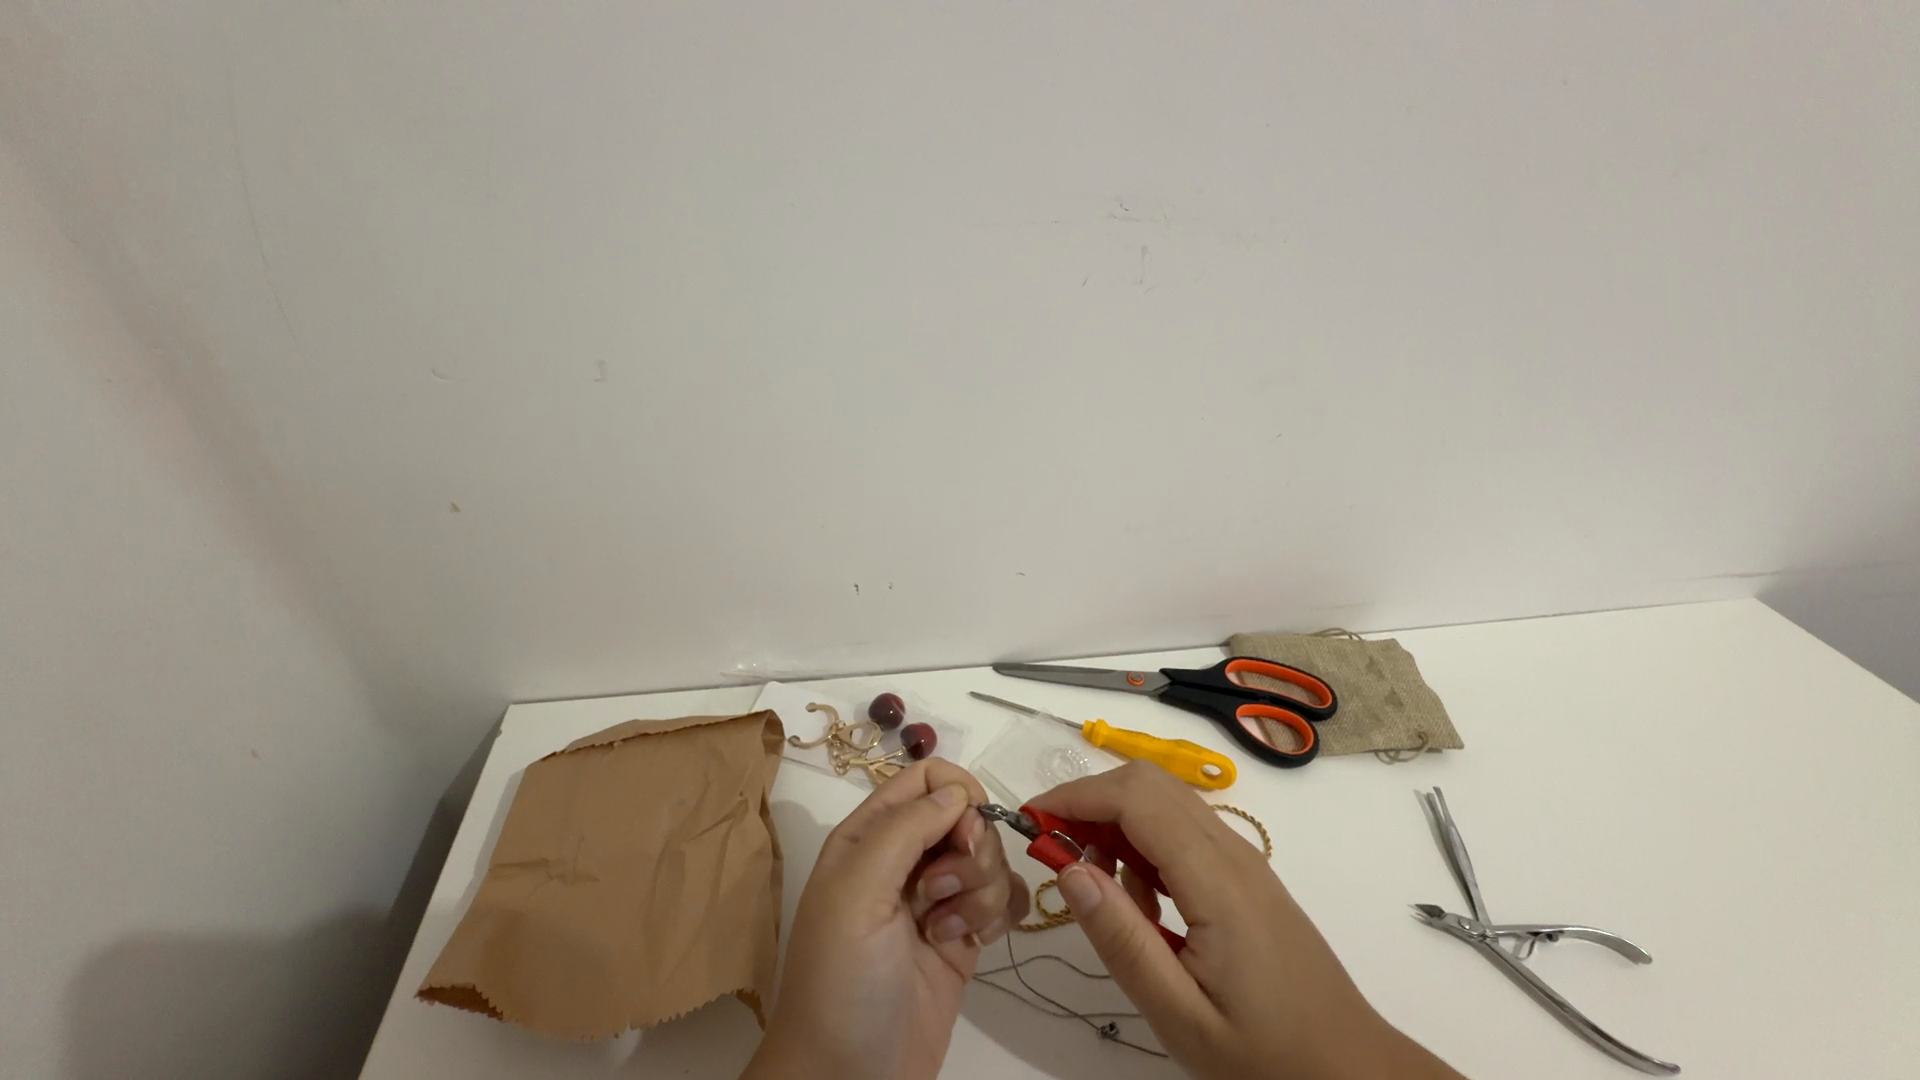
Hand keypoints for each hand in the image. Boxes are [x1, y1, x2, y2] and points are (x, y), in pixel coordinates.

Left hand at [742, 760, 1028, 1079]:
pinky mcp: (963, 935)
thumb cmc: (842, 978)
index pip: (924, 779)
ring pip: (988, 857)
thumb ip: (906, 829)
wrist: (849, 1079)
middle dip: (970, 849)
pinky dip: (999, 911)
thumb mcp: (858, 891)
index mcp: (869, 836)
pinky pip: (1003, 897)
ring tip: (945, 930)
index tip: (966, 828)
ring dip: (981, 888)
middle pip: (965, 816)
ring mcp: (936, 897)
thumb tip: (958, 792)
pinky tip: (973, 942)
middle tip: (942, 892)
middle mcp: (904, 858)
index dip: (955, 791)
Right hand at [1029, 762, 1466, 1079]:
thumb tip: (1069, 869)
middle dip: (1090, 799)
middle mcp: (1232, 852)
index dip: (1077, 796)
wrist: (1351, 1070)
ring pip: (1166, 800)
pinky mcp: (1246, 873)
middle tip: (1055, 849)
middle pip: (1149, 783)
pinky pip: (1184, 828)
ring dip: (1117, 819)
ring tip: (1097, 883)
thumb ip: (1121, 939)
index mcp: (1216, 881)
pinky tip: (1140, 899)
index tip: (1032, 821)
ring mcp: (1243, 859)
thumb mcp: (1179, 1013)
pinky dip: (1144, 840)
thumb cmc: (1264, 1053)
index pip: (1135, 799)